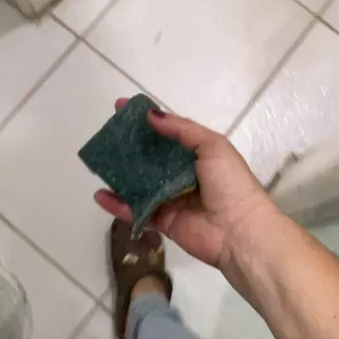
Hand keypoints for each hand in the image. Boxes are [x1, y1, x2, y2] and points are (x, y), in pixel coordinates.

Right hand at [92, 99, 284, 269]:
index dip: (146, 120)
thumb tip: (151, 115)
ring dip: (120, 173)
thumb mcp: (211, 146)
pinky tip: (100, 194)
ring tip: (98, 161)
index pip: (167, 132)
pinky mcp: (162, 221)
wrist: (239, 231)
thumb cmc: (230, 183)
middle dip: (129, 145)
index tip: (121, 107)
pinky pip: (135, 211)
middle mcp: (182, 174)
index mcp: (197, 153)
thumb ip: (181, 130)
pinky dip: (117, 204)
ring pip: (139, 183)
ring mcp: (170, 198)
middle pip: (150, 157)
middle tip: (105, 133)